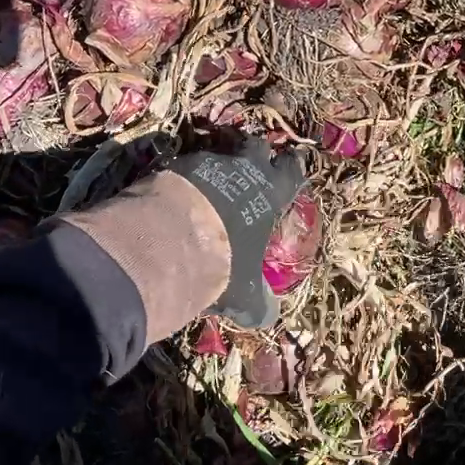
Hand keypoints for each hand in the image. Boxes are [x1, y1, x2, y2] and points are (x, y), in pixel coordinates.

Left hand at [161, 138, 304, 327]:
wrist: (170, 238)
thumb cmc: (222, 258)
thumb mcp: (243, 289)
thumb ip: (257, 301)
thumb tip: (268, 318)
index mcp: (270, 192)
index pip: (291, 170)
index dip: (292, 167)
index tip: (293, 164)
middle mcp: (244, 169)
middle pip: (257, 146)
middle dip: (256, 152)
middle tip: (252, 163)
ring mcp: (209, 163)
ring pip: (220, 153)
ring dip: (217, 166)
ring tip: (209, 185)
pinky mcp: (175, 165)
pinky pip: (186, 166)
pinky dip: (185, 178)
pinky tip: (177, 195)